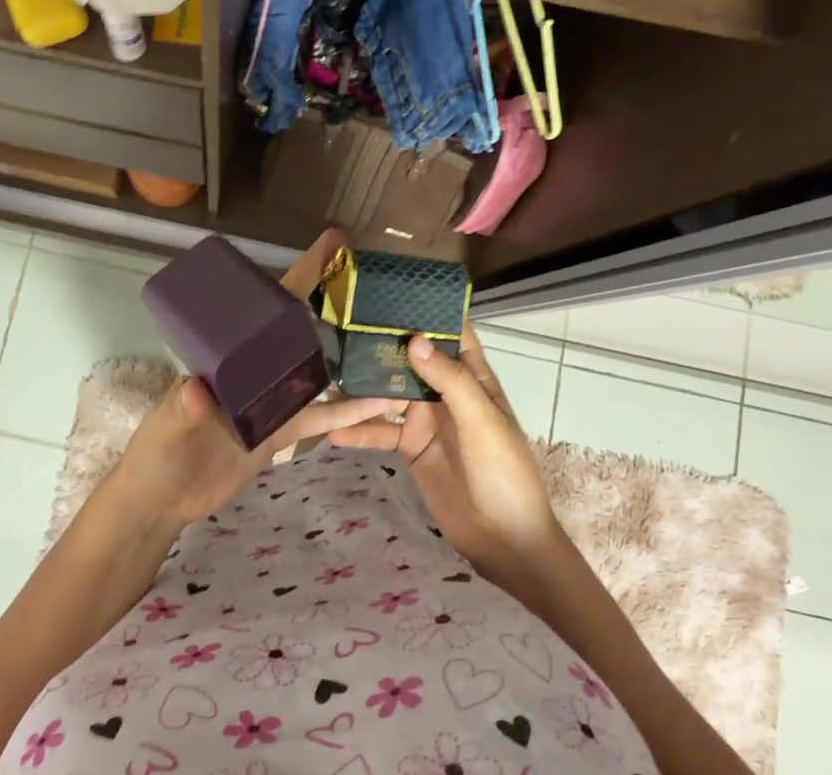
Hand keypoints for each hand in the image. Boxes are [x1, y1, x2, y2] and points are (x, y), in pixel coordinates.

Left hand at [103, 230, 397, 526]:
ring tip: (392, 346)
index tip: (333, 244)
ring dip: (352, 360)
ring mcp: (272, 402)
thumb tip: (196, 389)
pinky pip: (322, 418)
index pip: (268, 307)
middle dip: (336, 308)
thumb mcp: (167, 426)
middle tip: (379, 291)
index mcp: (229, 355)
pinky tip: (381, 403)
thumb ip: (182, 409)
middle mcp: (256, 370)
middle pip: (302, 333)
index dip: (301, 275)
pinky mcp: (282, 433)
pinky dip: (351, 412)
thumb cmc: (157, 453)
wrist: (162, 501)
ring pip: (319, 374)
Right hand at [325, 326, 559, 575]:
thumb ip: (450, 382)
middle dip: (382, 345)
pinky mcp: (410, 448)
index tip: (393, 291)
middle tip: (341, 326)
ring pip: (389, 394)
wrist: (503, 540)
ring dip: (363, 388)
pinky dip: (358, 431)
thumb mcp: (482, 424)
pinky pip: (380, 432)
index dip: (428, 312)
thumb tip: (414, 340)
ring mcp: (426, 421)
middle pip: (411, 361)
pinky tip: (333, 430)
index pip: (452, 334)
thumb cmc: (504, 474)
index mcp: (473, 380)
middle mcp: (446, 393)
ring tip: (327, 375)